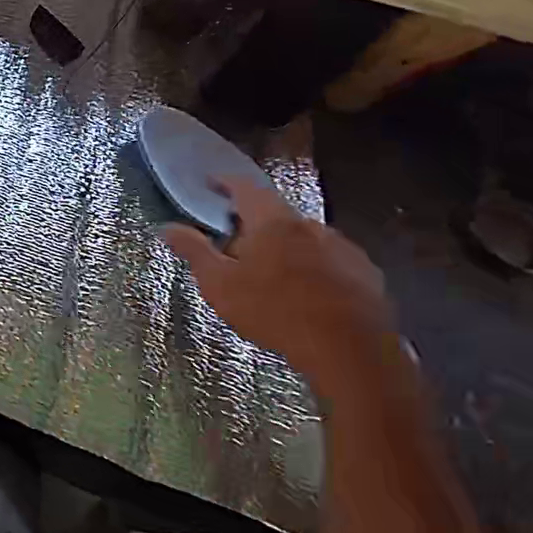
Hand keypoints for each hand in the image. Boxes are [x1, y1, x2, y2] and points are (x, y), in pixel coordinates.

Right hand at [163, 175, 401, 400]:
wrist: (349, 351)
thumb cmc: (272, 310)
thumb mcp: (218, 282)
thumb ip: (193, 250)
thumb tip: (166, 226)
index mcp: (273, 223)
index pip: (246, 188)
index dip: (226, 182)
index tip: (210, 182)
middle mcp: (311, 227)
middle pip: (276, 213)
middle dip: (253, 222)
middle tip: (232, 240)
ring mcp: (344, 249)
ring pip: (304, 237)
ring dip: (283, 245)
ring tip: (267, 269)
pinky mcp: (366, 274)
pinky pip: (329, 258)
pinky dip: (310, 264)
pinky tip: (303, 288)